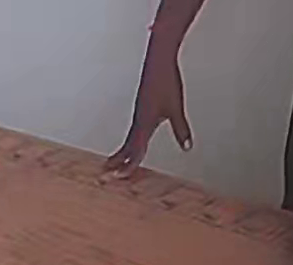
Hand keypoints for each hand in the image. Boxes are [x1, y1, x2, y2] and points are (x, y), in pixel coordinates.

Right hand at [103, 45, 192, 177]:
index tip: (120, 178)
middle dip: (117, 161)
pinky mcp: (141, 108)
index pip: (136, 151)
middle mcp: (138, 121)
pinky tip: (131, 141)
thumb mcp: (176, 108)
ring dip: (121, 152)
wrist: (159, 58)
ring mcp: (138, 114)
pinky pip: (132, 130)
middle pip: (127, 147)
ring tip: (112, 161)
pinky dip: (128, 141)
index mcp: (144, 124)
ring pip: (128, 139)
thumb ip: (181, 129)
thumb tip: (187, 147)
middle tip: (105, 173)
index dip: (129, 166)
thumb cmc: (166, 81)